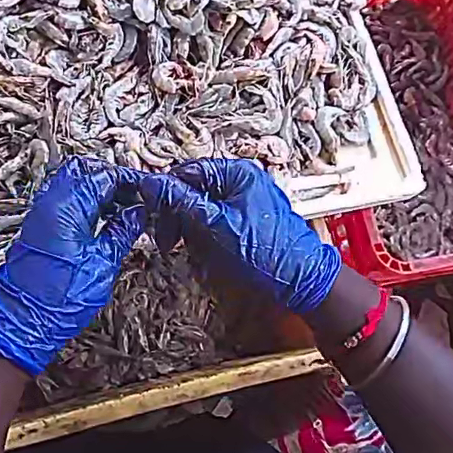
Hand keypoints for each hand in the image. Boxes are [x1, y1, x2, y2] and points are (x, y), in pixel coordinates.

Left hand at [0, 157, 146, 374]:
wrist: (24, 322)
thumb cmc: (61, 299)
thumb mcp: (103, 264)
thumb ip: (123, 231)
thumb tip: (139, 212)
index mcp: (66, 207)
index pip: (103, 176)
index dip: (128, 181)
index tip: (147, 192)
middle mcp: (49, 202)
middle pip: (84, 170)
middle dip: (111, 178)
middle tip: (134, 197)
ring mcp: (40, 212)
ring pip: (71, 181)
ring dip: (97, 188)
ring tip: (122, 209)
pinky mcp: (38, 224)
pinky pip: (63, 197)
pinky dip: (83, 200)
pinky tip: (102, 219)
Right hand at [137, 158, 339, 313]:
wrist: (301, 281)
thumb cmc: (266, 251)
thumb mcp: (215, 223)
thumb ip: (182, 200)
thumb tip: (151, 183)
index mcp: (237, 172)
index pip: (187, 171)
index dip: (166, 193)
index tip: (153, 213)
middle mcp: (240, 182)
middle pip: (192, 190)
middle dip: (176, 216)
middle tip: (167, 239)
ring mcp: (242, 202)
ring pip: (199, 209)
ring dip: (187, 230)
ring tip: (188, 250)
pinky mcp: (243, 222)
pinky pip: (212, 223)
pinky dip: (202, 238)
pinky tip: (202, 254)